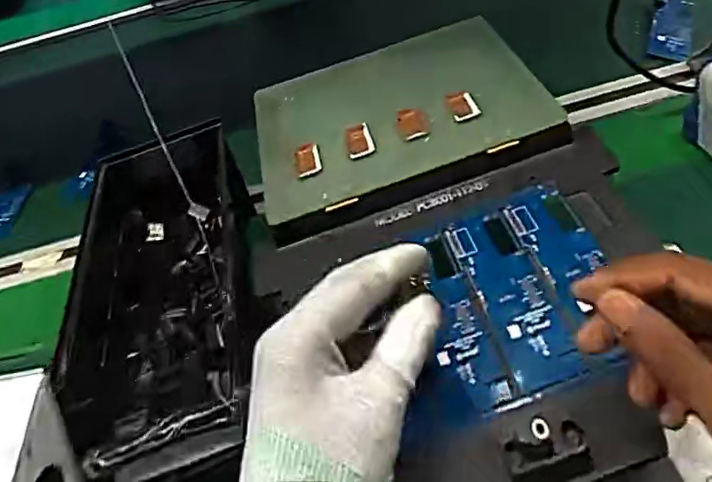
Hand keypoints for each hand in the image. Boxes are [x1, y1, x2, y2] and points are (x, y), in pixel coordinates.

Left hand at [242, 244, 440, 481]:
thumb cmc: (322, 476)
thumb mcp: (377, 405)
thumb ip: (404, 346)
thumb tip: (425, 308)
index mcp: (297, 334)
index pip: (353, 280)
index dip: (392, 263)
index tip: (421, 252)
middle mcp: (287, 342)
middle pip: (343, 293)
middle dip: (384, 280)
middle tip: (420, 269)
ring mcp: (289, 365)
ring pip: (340, 318)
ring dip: (378, 309)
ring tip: (412, 298)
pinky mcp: (298, 390)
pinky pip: (337, 344)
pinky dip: (368, 337)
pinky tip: (391, 340)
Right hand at [573, 252, 711, 481]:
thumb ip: (677, 362)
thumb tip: (613, 304)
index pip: (681, 271)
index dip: (624, 279)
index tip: (579, 296)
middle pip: (685, 295)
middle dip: (636, 320)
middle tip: (590, 344)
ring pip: (694, 327)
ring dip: (657, 354)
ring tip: (637, 392)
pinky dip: (683, 376)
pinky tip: (668, 404)